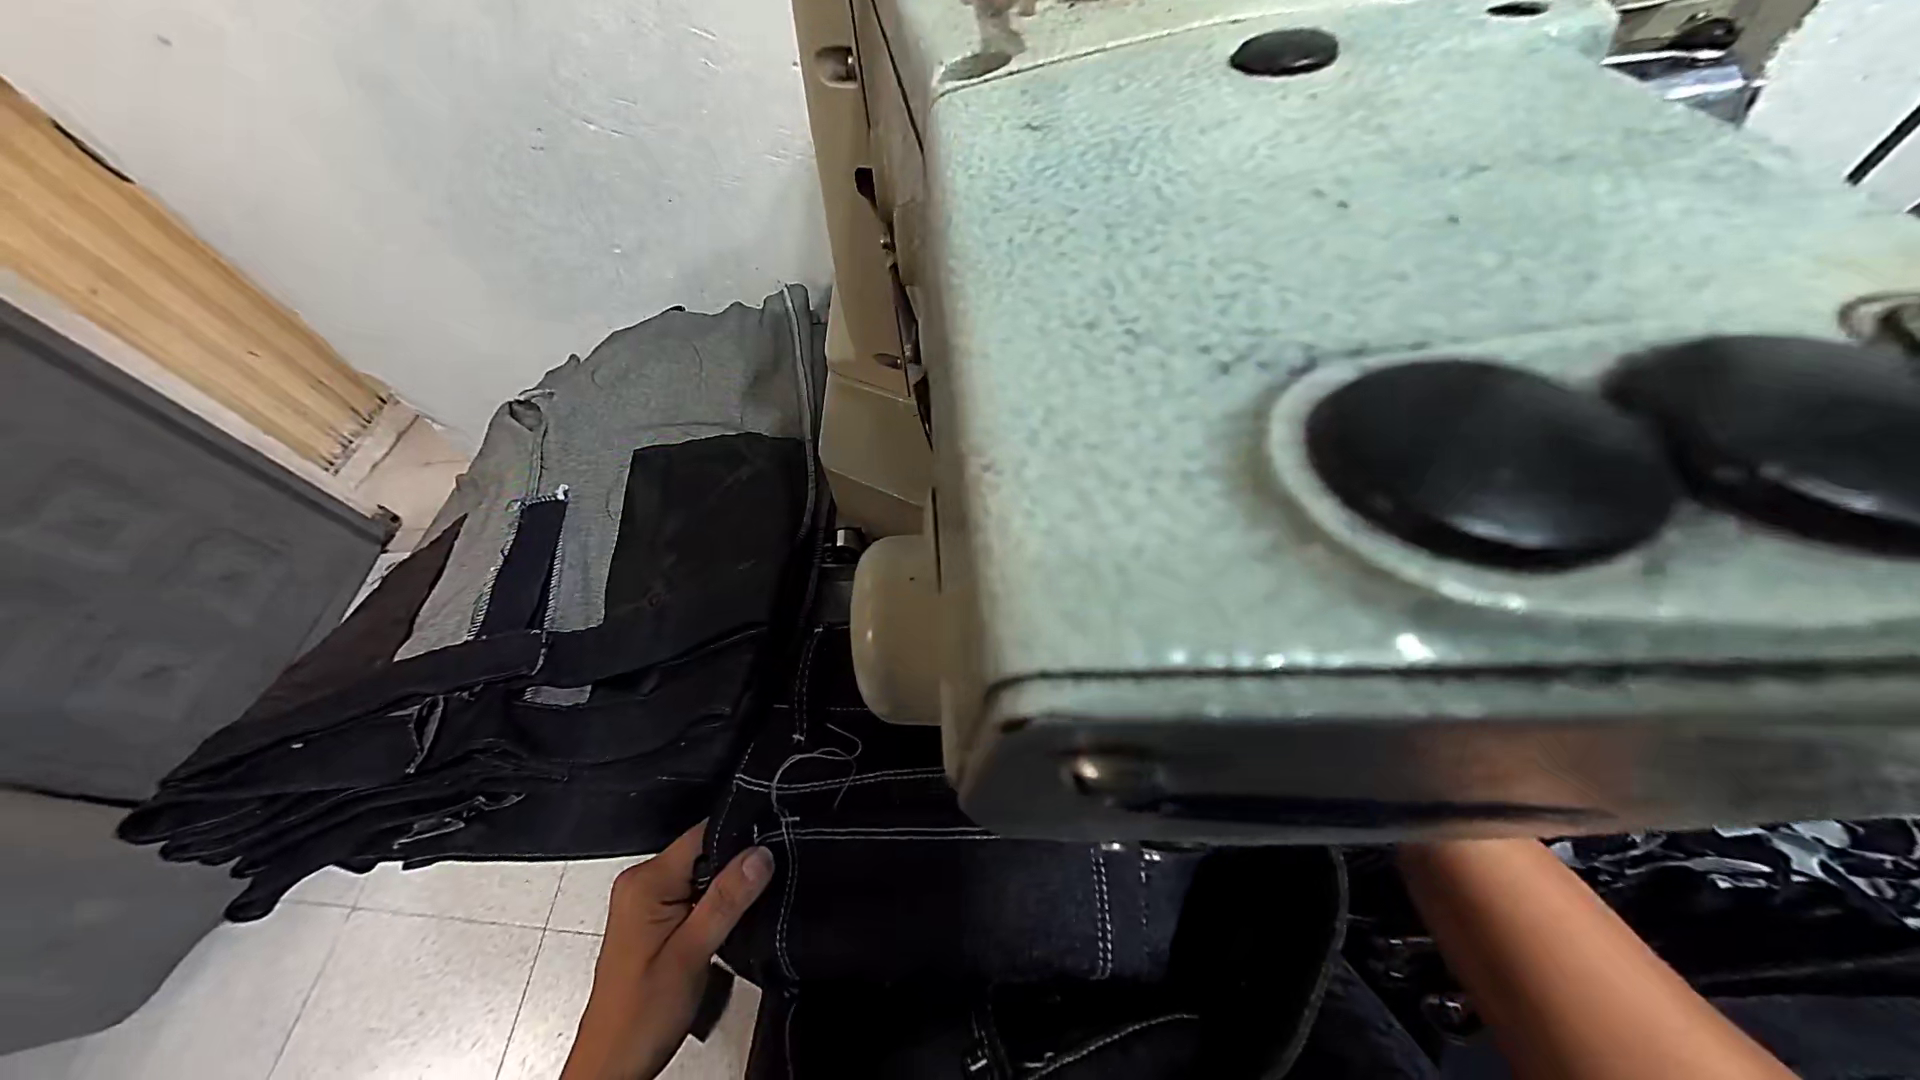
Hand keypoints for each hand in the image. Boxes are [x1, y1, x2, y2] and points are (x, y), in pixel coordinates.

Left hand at [561, 823, 773, 1079]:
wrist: (612, 1068)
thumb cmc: (641, 1016)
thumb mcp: (692, 954)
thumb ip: (726, 899)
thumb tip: (760, 854)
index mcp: (645, 881)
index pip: (702, 834)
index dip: (740, 836)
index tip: (773, 847)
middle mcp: (642, 882)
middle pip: (704, 850)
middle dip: (737, 864)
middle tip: (768, 880)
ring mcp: (647, 899)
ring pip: (703, 871)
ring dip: (728, 885)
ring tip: (754, 900)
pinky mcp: (655, 916)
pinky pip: (695, 890)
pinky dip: (716, 900)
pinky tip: (732, 917)